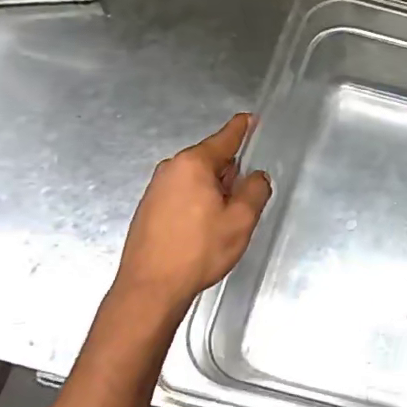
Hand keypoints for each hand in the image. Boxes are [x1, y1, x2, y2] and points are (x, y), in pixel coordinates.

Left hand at [114, 113, 272, 307]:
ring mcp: (155, 189)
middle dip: (230, 175)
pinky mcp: (149, 209)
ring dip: (214, 194)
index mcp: (193, 164)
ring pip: (197, 181)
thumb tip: (257, 177)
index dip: (242, 129)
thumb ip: (255, 191)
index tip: (251, 119)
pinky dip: (198, 206)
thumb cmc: (199, 251)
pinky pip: (182, 196)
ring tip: (224, 225)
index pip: (224, 139)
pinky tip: (203, 232)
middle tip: (244, 204)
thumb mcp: (240, 221)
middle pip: (211, 161)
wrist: (151, 286)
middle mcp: (170, 169)